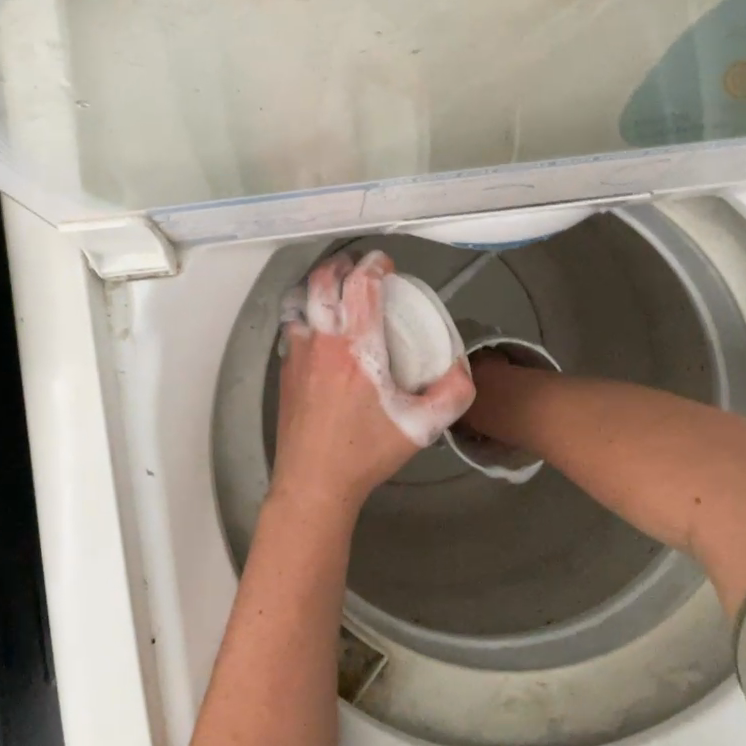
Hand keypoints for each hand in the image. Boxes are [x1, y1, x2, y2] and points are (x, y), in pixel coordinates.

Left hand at [273, 251, 474, 512]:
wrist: (314, 482)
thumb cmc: (365, 454)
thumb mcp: (421, 428)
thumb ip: (451, 394)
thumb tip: (460, 366)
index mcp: (358, 350)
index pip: (361, 287)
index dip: (373, 265)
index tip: (384, 263)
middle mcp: (323, 343)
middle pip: (322, 282)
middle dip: (341, 265)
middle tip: (358, 267)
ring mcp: (298, 354)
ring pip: (301, 301)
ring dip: (318, 287)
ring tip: (336, 289)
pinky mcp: (285, 369)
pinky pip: (292, 326)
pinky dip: (305, 313)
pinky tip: (320, 327)